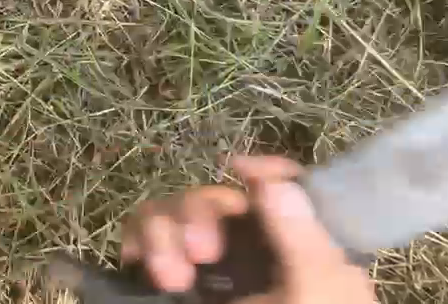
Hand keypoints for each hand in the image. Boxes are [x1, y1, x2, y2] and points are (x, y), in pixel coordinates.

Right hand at [122, 155, 376, 302]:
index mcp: (308, 259)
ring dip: (161, 233)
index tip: (239, 169)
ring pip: (174, 212)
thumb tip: (272, 180)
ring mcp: (212, 268)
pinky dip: (139, 242)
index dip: (270, 173)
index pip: (294, 194)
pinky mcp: (171, 277)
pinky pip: (144, 234)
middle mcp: (257, 255)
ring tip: (164, 275)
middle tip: (197, 253)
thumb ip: (304, 247)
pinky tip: (140, 266)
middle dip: (196, 215)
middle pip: (220, 198)